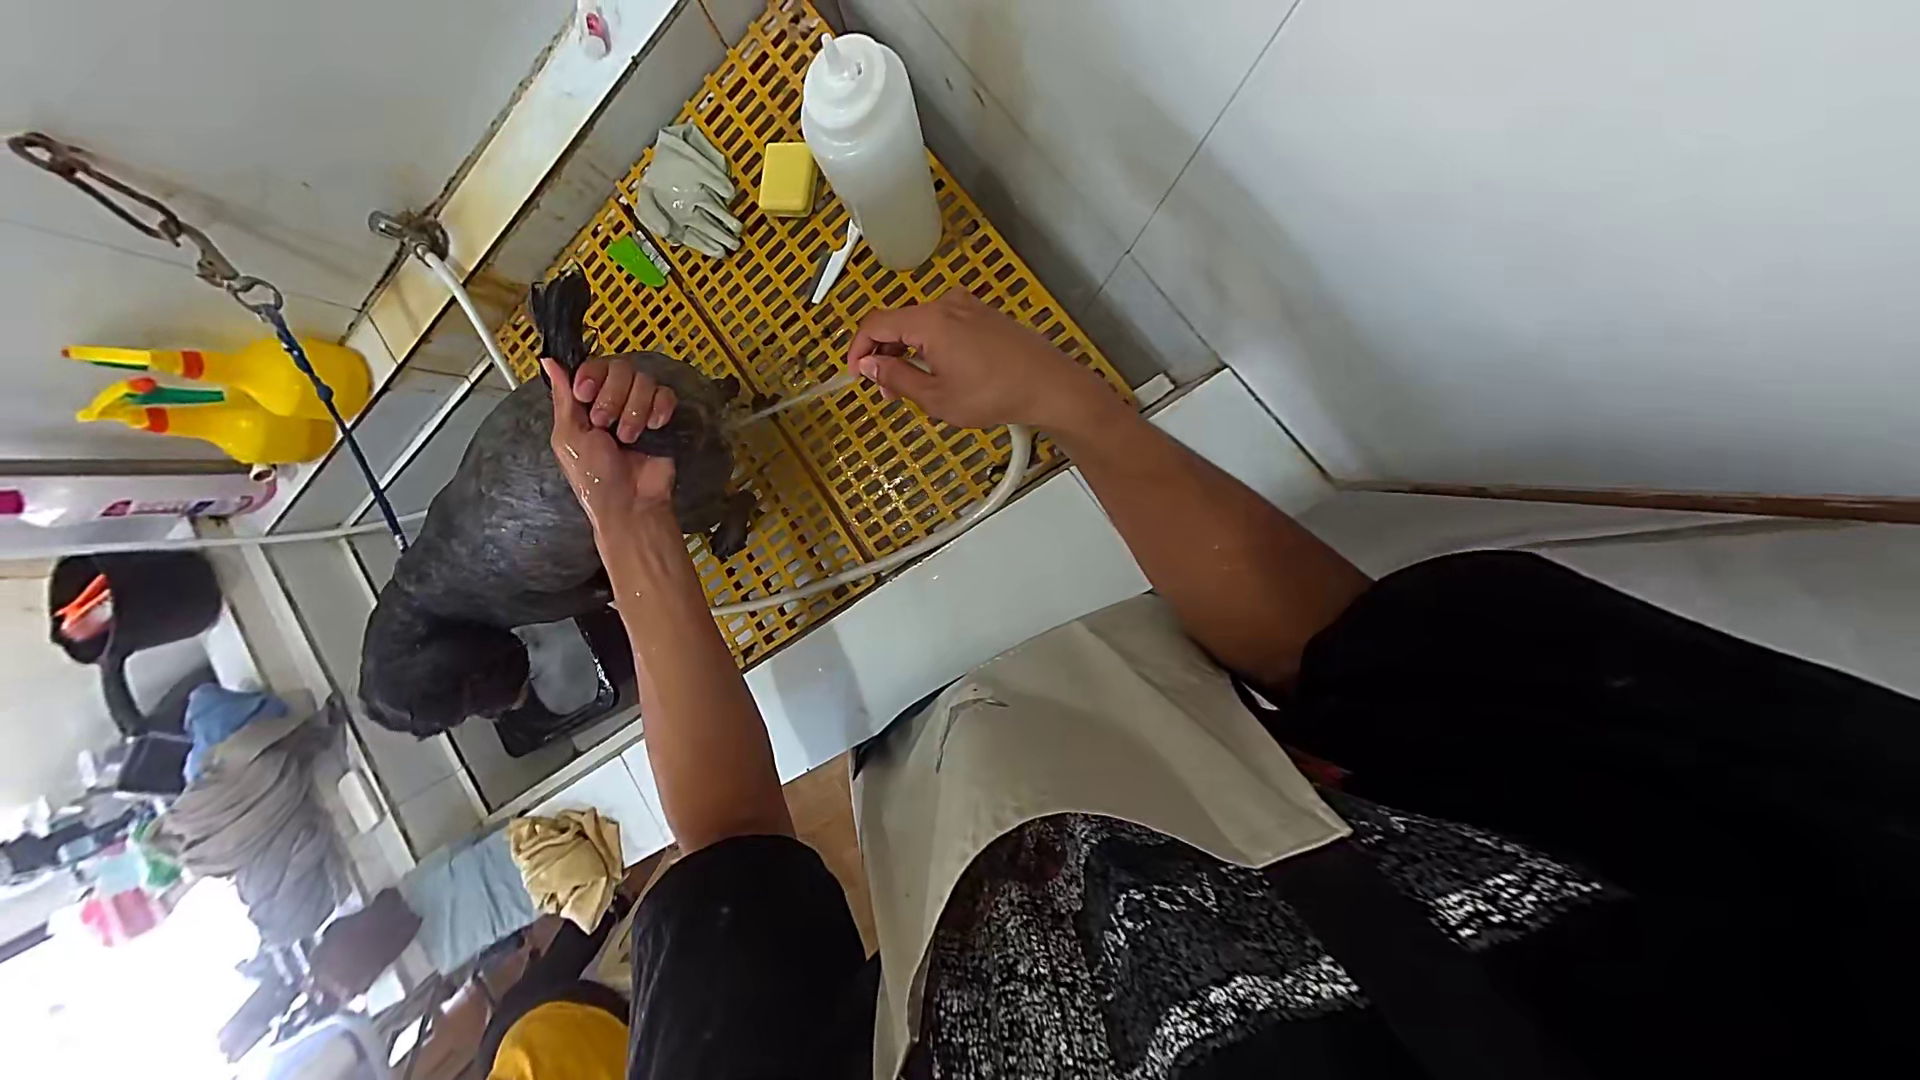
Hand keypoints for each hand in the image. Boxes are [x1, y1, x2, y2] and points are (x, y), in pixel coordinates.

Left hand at [544, 357, 677, 529]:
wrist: (630, 502)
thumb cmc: (594, 477)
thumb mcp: (568, 437)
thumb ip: (563, 398)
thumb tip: (548, 361)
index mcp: (587, 402)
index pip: (594, 366)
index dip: (592, 375)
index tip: (586, 396)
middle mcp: (615, 399)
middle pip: (620, 368)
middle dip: (612, 397)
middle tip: (606, 426)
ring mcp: (641, 408)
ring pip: (645, 381)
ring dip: (635, 410)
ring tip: (629, 438)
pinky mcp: (664, 418)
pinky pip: (667, 395)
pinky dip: (660, 409)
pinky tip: (653, 427)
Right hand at [846, 290, 1117, 431]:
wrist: (1048, 386)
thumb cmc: (997, 394)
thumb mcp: (936, 398)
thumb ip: (896, 377)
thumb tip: (869, 365)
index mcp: (929, 321)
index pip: (876, 324)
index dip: (858, 349)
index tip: (856, 374)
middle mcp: (948, 304)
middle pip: (898, 322)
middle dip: (885, 354)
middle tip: (886, 389)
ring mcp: (969, 307)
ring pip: (921, 325)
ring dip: (908, 352)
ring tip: (914, 386)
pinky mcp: (985, 316)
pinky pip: (945, 326)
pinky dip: (932, 346)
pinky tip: (941, 373)